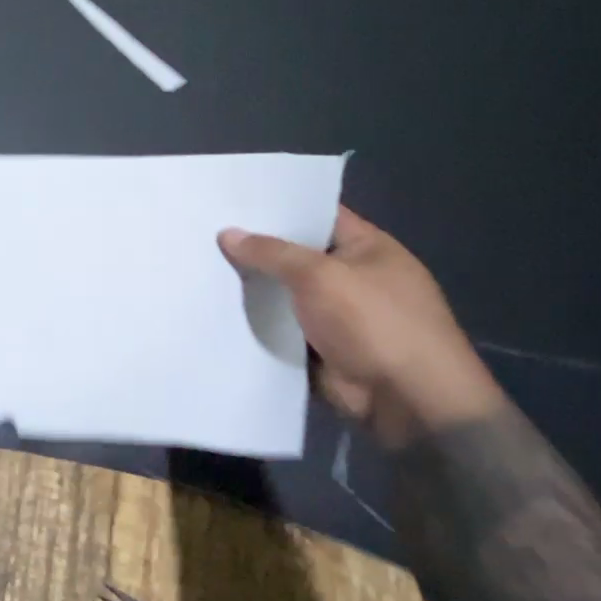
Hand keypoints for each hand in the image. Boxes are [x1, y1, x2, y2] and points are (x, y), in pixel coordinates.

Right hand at [219, 206, 505, 447]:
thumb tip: (227, 234)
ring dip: (248, 286)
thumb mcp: (321, 276)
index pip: (318, 215)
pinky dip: (252, 319)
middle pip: (294, 254)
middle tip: (200, 231)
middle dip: (253, 247)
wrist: (406, 400)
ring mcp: (336, 313)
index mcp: (369, 249)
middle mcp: (353, 277)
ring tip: (195, 265)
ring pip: (281, 291)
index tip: (229, 201)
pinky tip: (210, 305)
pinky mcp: (317, 344)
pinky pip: (277, 324)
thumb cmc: (375, 323)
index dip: (277, 207)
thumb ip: (271, 252)